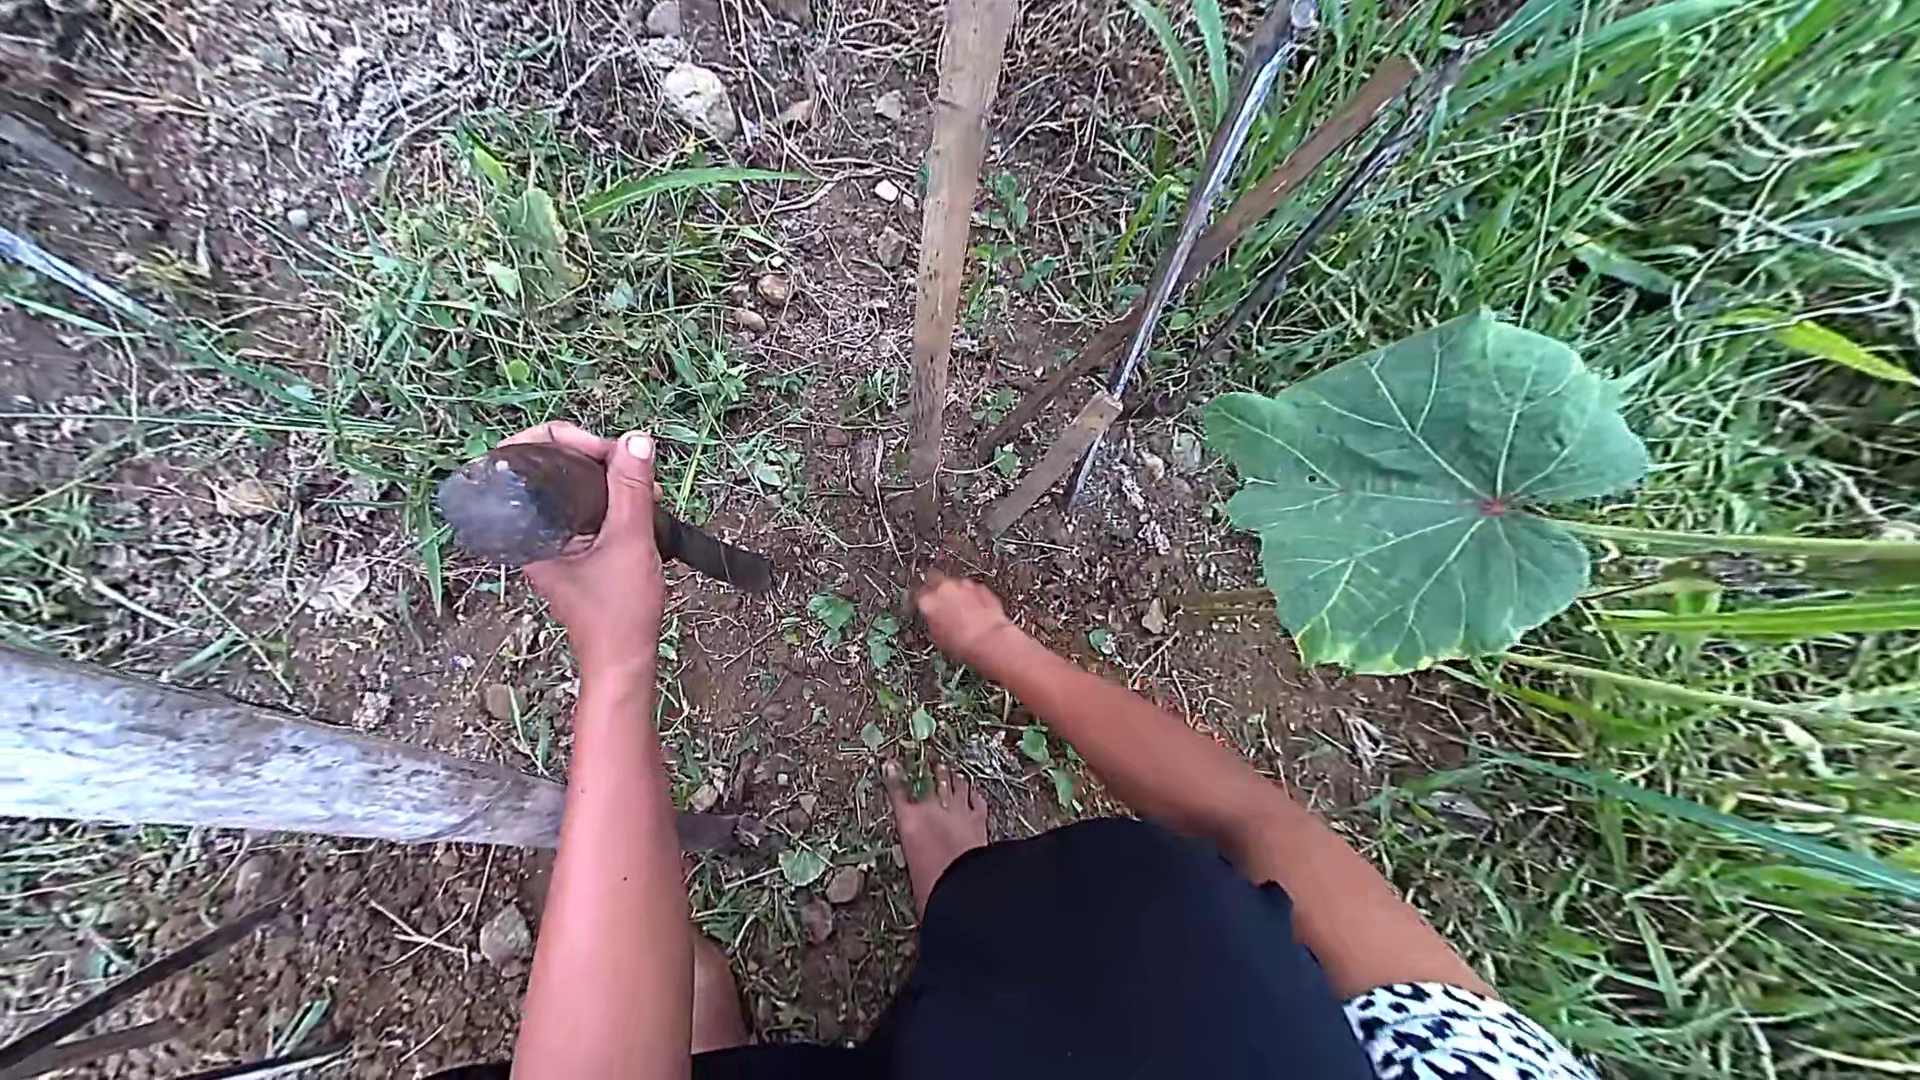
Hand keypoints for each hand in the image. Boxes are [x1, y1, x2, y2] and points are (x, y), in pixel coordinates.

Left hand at [504, 421, 664, 684]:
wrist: (624, 656)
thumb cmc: (619, 609)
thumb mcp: (630, 542)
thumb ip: (631, 490)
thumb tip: (637, 441)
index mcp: (522, 524)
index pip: (523, 453)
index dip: (568, 440)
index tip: (611, 452)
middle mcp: (529, 527)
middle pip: (551, 466)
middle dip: (597, 459)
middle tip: (635, 470)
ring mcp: (551, 539)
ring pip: (573, 487)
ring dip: (611, 481)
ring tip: (647, 494)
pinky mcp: (572, 549)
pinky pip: (587, 508)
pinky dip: (614, 501)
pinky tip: (642, 509)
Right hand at [915, 571, 1020, 667]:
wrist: (989, 641)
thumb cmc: (964, 645)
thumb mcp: (937, 637)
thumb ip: (933, 621)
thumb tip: (935, 620)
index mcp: (928, 602)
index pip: (919, 596)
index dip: (925, 603)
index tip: (929, 608)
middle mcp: (944, 589)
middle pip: (936, 582)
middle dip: (940, 592)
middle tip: (945, 606)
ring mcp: (963, 585)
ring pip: (956, 584)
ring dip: (958, 594)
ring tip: (964, 611)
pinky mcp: (980, 586)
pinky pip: (972, 588)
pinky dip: (973, 596)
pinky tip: (977, 610)